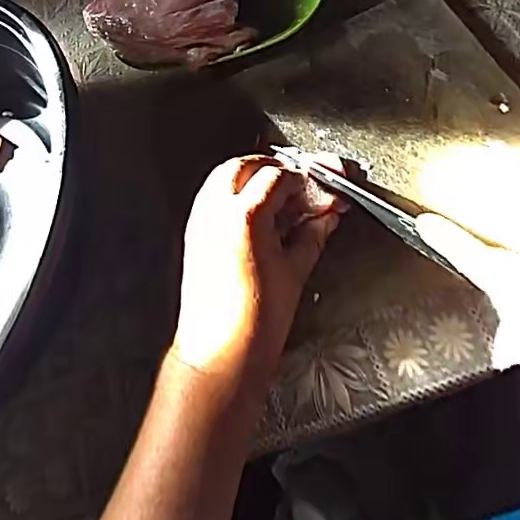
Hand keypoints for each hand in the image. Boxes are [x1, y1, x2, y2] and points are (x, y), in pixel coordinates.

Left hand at [172, 155, 343, 386]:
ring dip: (253, 177)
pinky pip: (214, 195)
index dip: (305, 178)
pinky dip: (236, 193)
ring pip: (225, 176)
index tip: (321, 185)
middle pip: (246, 166)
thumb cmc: (254, 323)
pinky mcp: (194, 231)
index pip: (278, 176)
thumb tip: (325, 215)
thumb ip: (312, 234)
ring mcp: (201, 219)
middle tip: (302, 184)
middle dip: (275, 169)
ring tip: (283, 197)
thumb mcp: (296, 272)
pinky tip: (258, 212)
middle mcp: (215, 209)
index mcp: (244, 215)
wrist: (220, 353)